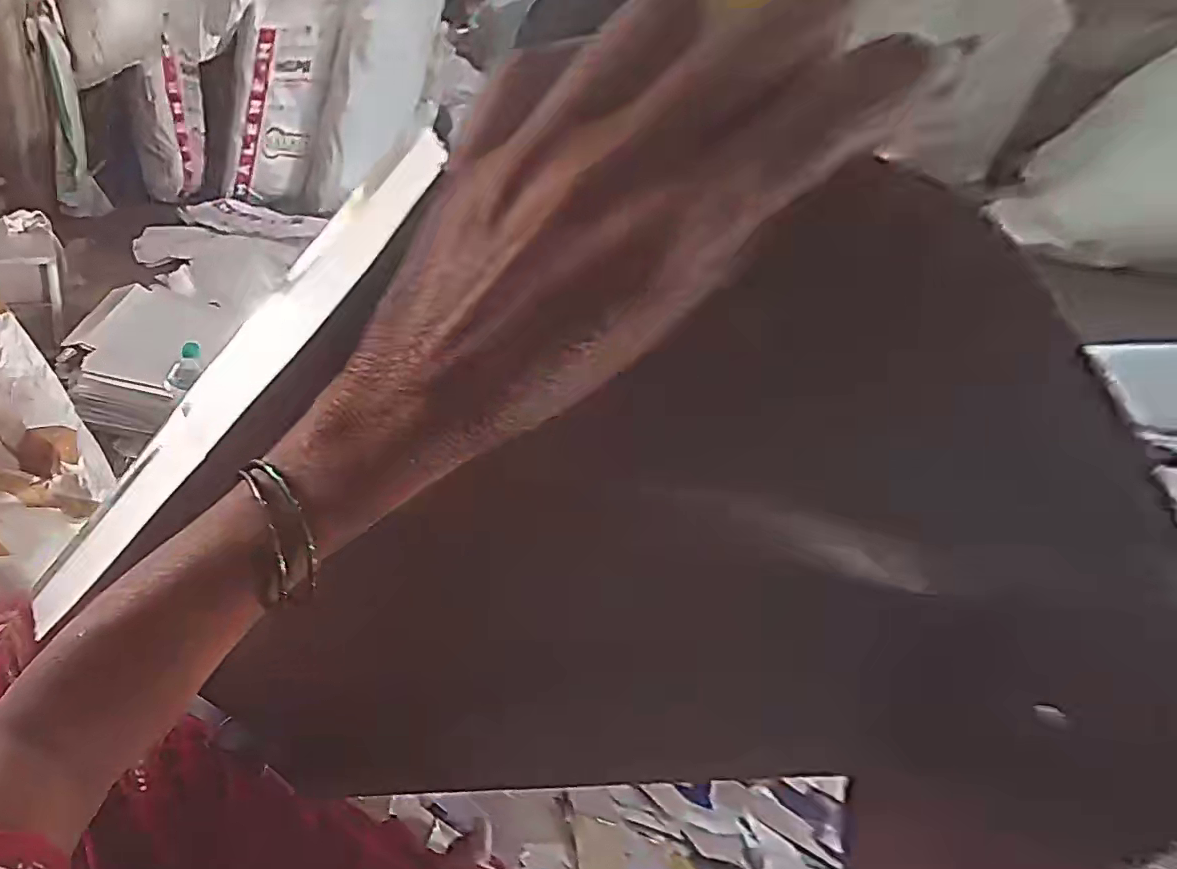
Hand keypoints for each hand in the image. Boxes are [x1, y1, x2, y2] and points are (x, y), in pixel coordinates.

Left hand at [270, 0, 930, 552]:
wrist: (416, 394)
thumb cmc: (532, 385)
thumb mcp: (647, 326)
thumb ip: (722, 238)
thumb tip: (782, 168)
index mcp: (681, 223)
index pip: (839, 99)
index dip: (889, 80)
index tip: (887, 85)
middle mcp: (621, 160)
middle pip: (771, 22)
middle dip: (814, 31)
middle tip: (799, 63)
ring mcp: (538, 143)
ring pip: (659, 13)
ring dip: (705, 23)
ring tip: (700, 58)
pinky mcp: (475, 148)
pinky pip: (539, 62)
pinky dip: (578, 63)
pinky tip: (585, 90)